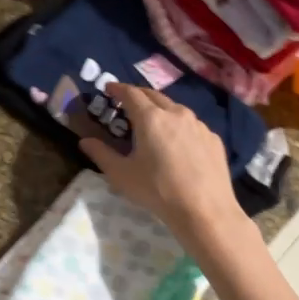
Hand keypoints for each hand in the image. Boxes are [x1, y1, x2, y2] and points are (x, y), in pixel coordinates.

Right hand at [80, 82, 242, 236]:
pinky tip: (178, 145)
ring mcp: (198, 125)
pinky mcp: (213, 138)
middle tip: (127, 105)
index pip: (131, 93)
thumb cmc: (157, 190)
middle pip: (154, 95)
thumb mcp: (122, 175)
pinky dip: (179, 127)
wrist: (205, 210)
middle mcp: (176, 113)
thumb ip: (101, 154)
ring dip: (161, 110)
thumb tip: (85, 141)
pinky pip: (192, 126)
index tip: (109, 89)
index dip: (117, 88)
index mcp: (151, 118)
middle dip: (138, 96)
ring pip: (175, 109)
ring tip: (153, 124)